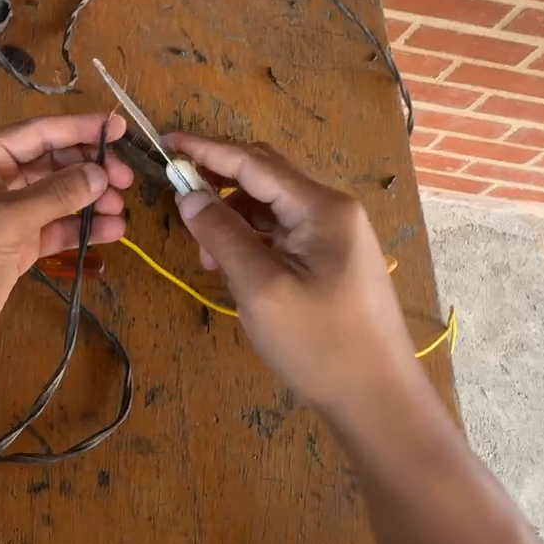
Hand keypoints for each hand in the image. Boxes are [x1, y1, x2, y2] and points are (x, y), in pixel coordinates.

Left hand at [0, 113, 133, 358]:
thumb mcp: (3, 219)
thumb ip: (55, 195)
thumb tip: (100, 174)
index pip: (37, 133)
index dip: (79, 128)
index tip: (118, 127)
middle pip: (50, 162)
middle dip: (88, 168)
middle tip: (126, 178)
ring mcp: (5, 214)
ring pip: (56, 196)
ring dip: (89, 200)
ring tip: (121, 209)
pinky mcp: (15, 245)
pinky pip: (54, 227)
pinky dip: (81, 228)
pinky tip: (111, 231)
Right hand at [164, 133, 414, 414]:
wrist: (378, 400)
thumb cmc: (320, 343)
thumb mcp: (261, 288)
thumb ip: (222, 235)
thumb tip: (188, 195)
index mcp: (321, 208)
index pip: (253, 162)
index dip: (206, 150)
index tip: (165, 143)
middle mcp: (330, 210)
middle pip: (263, 176)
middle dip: (217, 181)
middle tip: (174, 192)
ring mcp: (331, 235)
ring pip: (267, 206)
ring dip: (230, 217)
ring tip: (204, 254)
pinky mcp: (327, 259)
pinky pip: (277, 232)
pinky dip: (247, 239)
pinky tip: (228, 265)